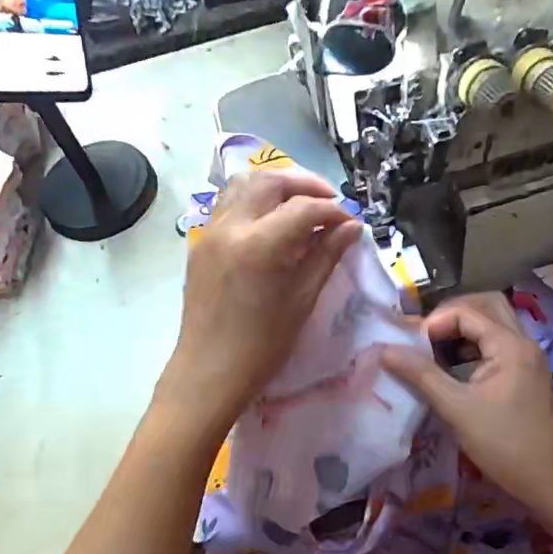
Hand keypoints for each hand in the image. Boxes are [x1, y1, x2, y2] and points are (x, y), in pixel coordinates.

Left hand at [159, 169, 361, 428]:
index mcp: (259, 245)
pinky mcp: (200, 244)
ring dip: (275, 186)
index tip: (351, 223)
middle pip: (271, 181)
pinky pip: (228, 205)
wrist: (209, 372)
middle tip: (329, 204)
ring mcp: (210, 233)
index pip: (304, 208)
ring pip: (243, 185)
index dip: (333, 211)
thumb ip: (326, 257)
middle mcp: (230, 227)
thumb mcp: (301, 301)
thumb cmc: (262, 347)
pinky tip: (271, 223)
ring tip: (300, 206)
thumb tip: (351, 227)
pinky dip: (253, 201)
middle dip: (304, 185)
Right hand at [381, 293, 552, 551]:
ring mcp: (529, 359)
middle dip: (453, 315)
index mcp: (510, 346)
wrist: (548, 479)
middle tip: (424, 336)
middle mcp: (524, 344)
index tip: (411, 343)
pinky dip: (475, 348)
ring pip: (495, 326)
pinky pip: (499, 346)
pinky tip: (454, 368)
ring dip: (464, 331)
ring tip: (433, 350)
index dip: (435, 321)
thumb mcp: (455, 408)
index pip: (468, 311)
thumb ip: (420, 375)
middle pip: (488, 306)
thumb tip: (384, 350)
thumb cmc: (502, 443)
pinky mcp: (527, 375)